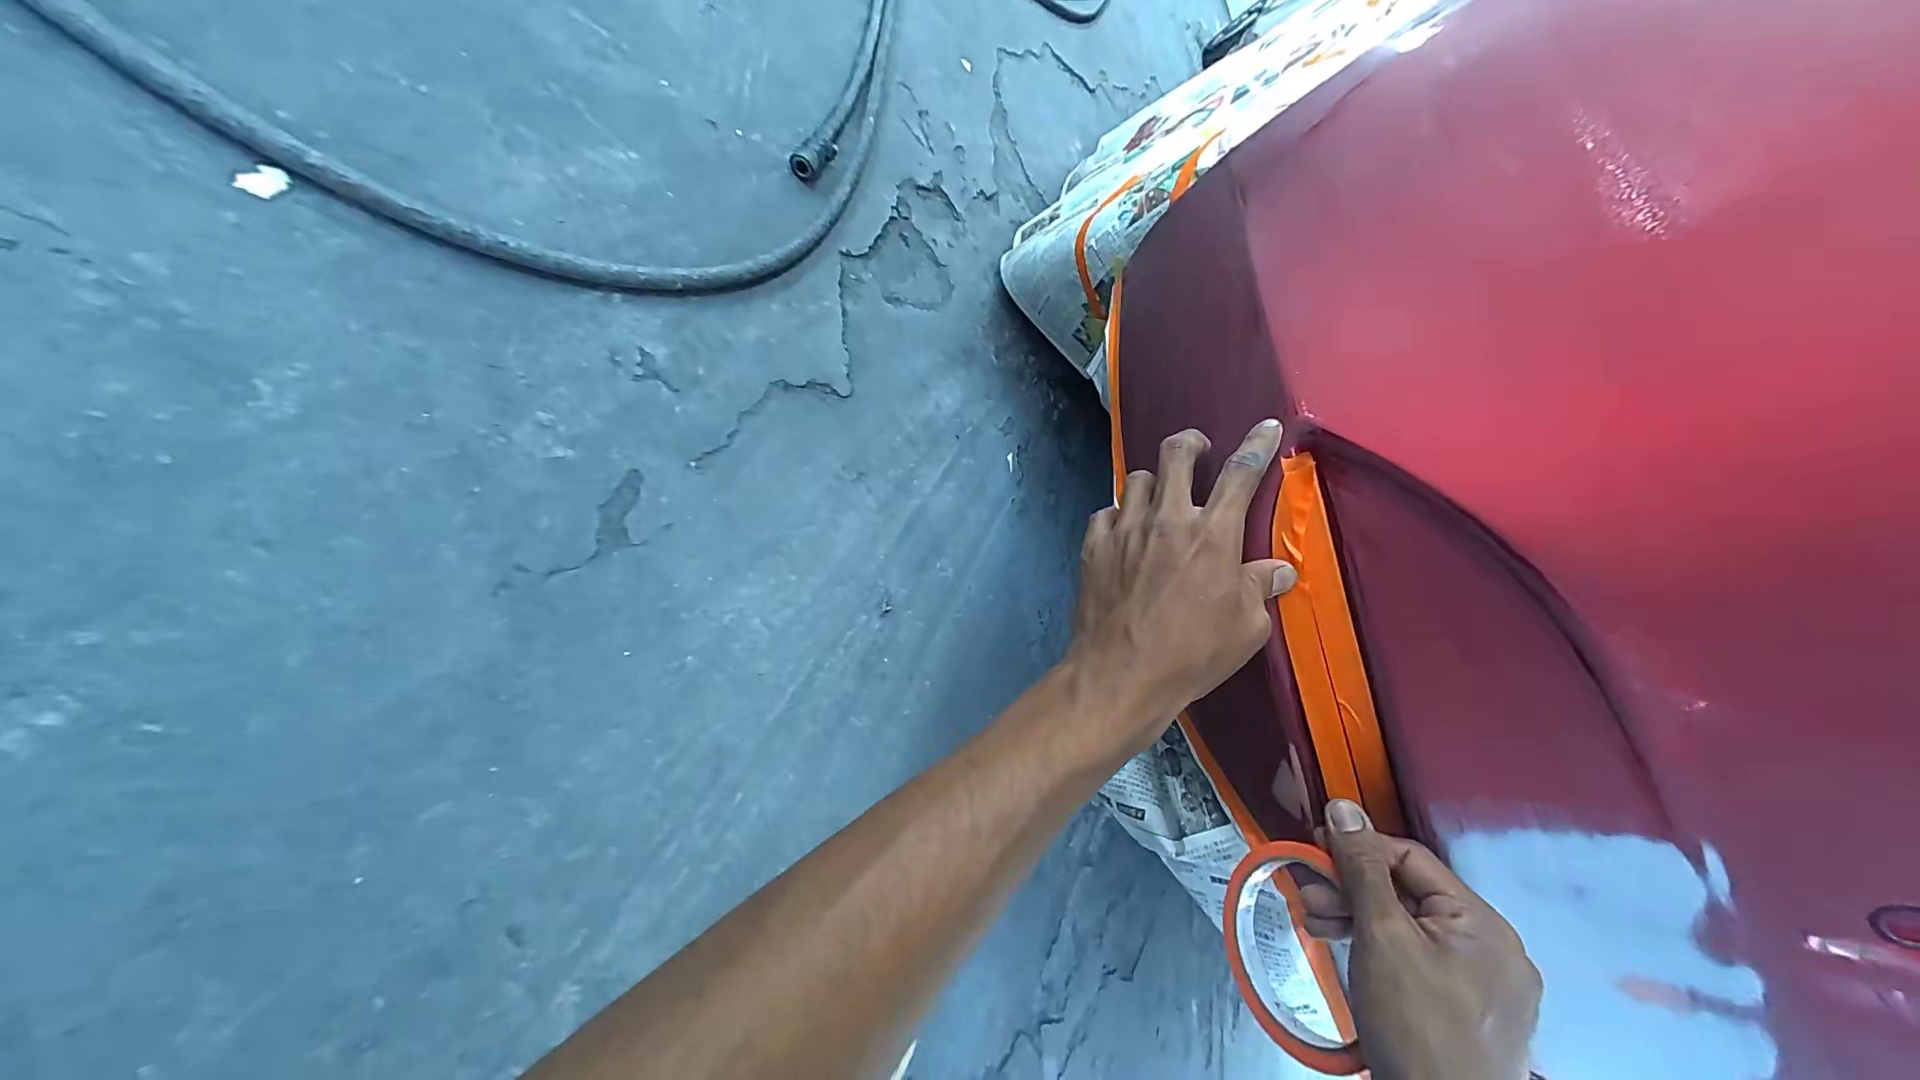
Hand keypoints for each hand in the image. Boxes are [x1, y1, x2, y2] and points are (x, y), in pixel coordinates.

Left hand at [1063, 419, 1296, 755]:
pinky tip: (1124, 534)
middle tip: (1198, 451)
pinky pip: (1106, 512)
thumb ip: (1259, 589)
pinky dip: (1119, 516)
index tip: (1266, 428)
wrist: (1120, 673)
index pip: (1241, 473)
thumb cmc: (1192, 654)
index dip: (1257, 445)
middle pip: (1177, 454)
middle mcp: (1167, 519)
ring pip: (1138, 479)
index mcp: (1213, 534)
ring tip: (1160, 500)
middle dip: (1191, 443)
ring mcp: (1125, 529)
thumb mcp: (1245, 628)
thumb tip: (1278, 570)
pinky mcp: (1093, 545)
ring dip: (1154, 483)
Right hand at [1301, 800, 1541, 1079]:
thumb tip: (1343, 808)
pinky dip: (1373, 946)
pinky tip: (1342, 948)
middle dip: (1349, 888)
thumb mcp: (1380, 935)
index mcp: (1482, 924)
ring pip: (1405, 924)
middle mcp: (1490, 947)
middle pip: (1405, 891)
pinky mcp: (1463, 1008)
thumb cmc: (1414, 1024)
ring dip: (1353, 916)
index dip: (1357, 848)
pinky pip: (1413, 956)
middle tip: (1307, 896)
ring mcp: (1480, 982)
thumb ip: (1361, 868)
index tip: (1313, 849)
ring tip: (1314, 924)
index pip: (1409, 858)